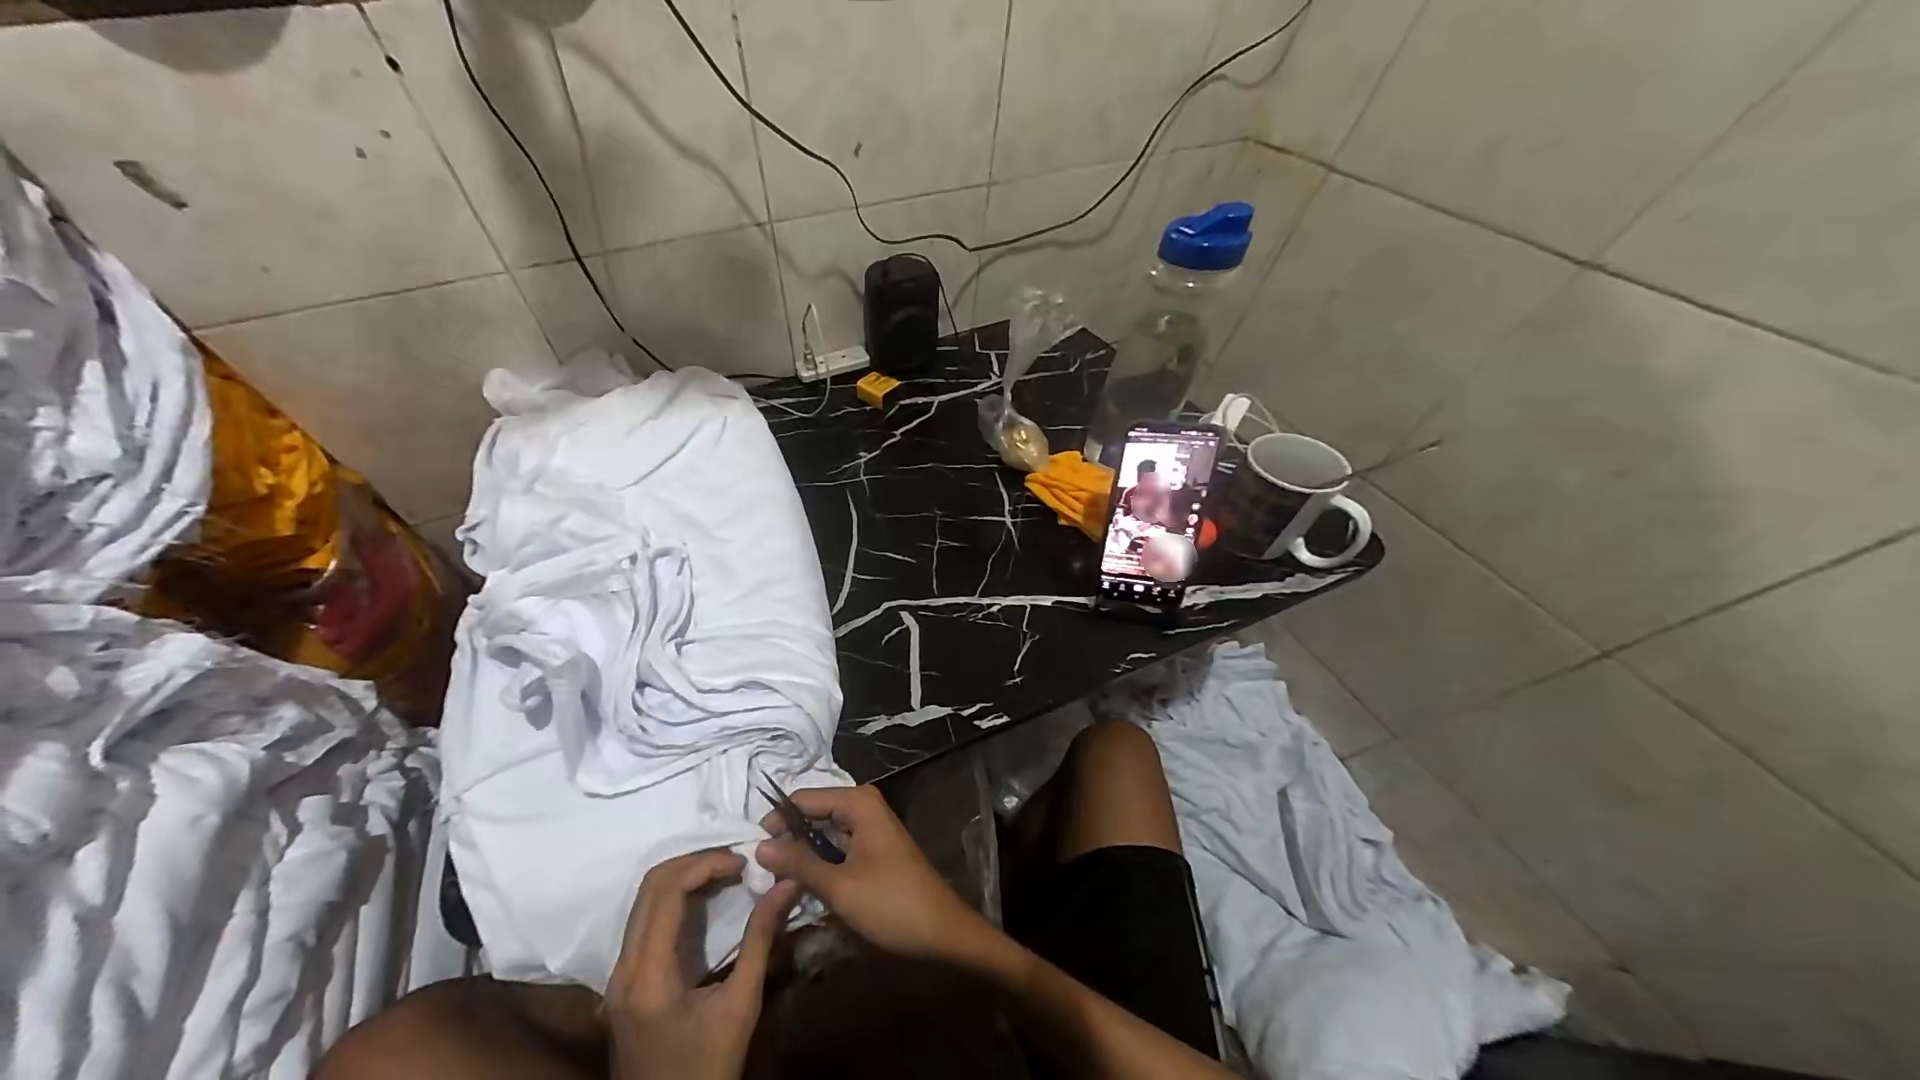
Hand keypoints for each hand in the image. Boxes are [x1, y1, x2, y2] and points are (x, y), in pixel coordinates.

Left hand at [606, 850, 799, 1079]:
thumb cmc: (708, 1069)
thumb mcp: (742, 1005)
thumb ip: (761, 939)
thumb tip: (787, 884)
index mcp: (647, 974)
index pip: (666, 891)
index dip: (706, 864)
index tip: (743, 863)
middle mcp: (622, 968)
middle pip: (650, 887)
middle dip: (695, 862)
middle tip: (737, 863)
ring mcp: (617, 976)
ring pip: (643, 901)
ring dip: (684, 877)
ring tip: (727, 875)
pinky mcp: (623, 983)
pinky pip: (644, 921)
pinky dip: (675, 898)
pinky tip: (706, 901)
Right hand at [754, 785, 994, 966]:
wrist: (941, 930)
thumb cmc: (891, 903)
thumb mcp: (838, 886)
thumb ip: (798, 862)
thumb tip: (759, 845)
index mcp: (857, 802)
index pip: (802, 799)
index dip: (775, 822)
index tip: (751, 852)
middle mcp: (863, 805)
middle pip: (812, 814)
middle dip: (788, 839)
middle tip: (760, 871)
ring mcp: (870, 827)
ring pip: (823, 833)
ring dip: (802, 855)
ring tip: (775, 882)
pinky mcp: (873, 848)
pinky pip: (837, 847)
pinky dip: (820, 863)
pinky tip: (803, 886)